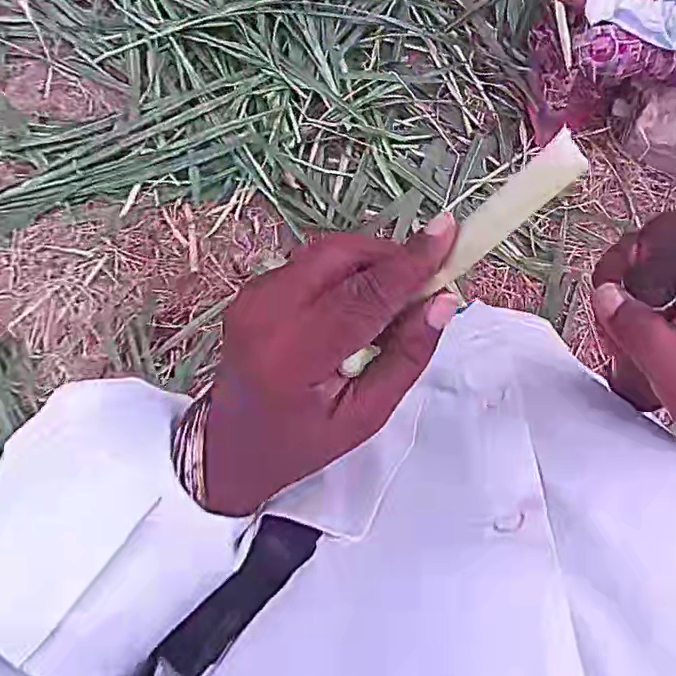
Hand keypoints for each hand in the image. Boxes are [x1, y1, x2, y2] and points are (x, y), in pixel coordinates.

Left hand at [201, 218, 460, 515]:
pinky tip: (357, 302)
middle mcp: (267, 312)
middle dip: (390, 256)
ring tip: (393, 296)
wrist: (229, 444)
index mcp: (294, 355)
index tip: (446, 231)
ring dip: (369, 261)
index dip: (409, 262)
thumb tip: (443, 302)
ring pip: (328, 251)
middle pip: (342, 255)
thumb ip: (408, 356)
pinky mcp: (254, 286)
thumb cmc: (302, 441)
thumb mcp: (366, 415)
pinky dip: (346, 269)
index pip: (364, 295)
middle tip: (425, 278)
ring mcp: (254, 294)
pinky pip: (312, 260)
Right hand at [590, 235, 675, 455]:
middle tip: (613, 316)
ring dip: (619, 293)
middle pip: (646, 244)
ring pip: (639, 262)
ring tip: (623, 331)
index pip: (669, 231)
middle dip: (618, 278)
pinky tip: (632, 332)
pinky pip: (646, 280)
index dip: (634, 253)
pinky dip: (630, 303)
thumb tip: (606, 295)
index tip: (618, 285)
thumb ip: (641, 332)